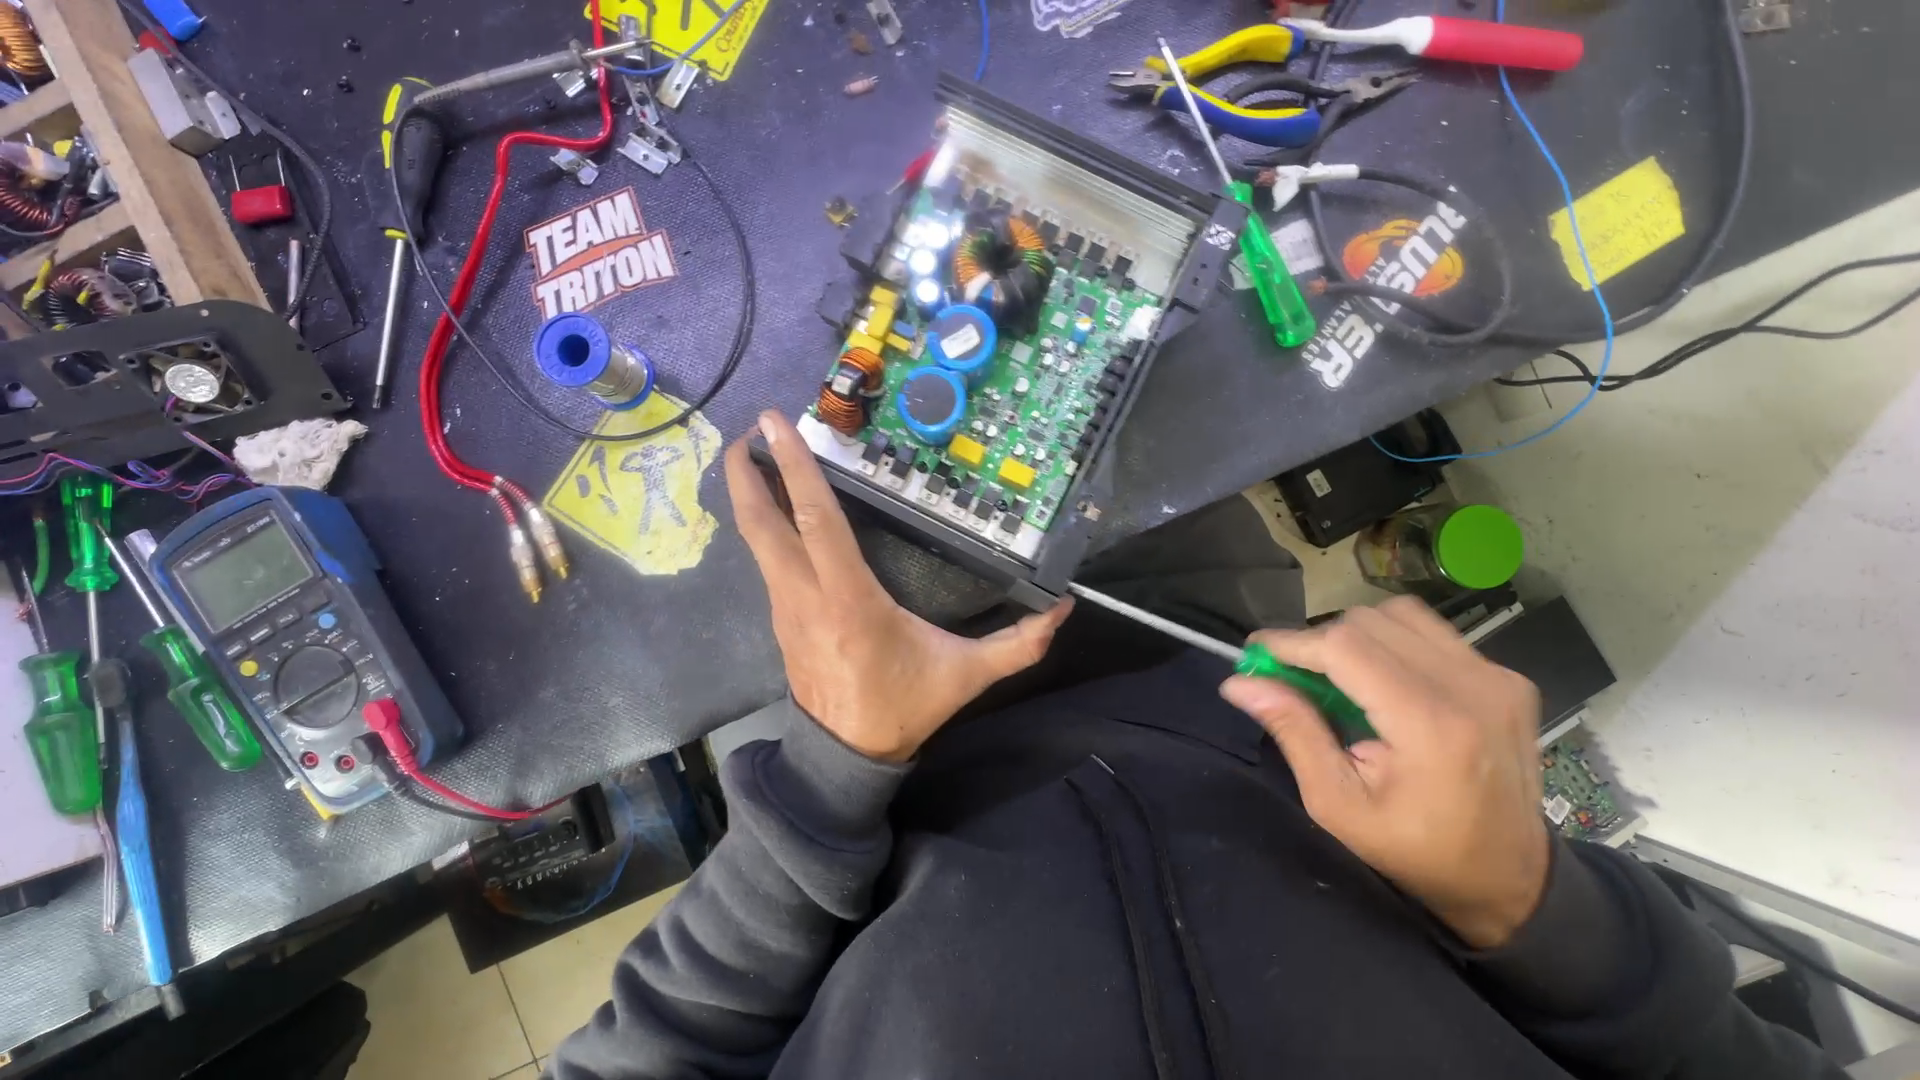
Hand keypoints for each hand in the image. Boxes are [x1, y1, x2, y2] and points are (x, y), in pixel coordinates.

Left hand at [726, 411, 1072, 762]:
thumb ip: (1018, 644)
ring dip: (750, 493)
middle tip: (750, 427)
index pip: (816, 521)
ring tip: (757, 451)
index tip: (773, 424)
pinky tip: (775, 506)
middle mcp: (805, 594)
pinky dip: (764, 522)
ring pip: (756, 539)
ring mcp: (785, 605)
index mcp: (848, 600)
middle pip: (762, 522)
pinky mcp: (780, 615)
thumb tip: (1065, 609)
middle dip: (748, 470)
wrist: (845, 757)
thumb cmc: (902, 707)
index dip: (795, 468)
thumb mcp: (966, 675)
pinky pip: (764, 558)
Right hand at [1220, 597, 1549, 947]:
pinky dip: (1394, 644)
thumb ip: (1294, 732)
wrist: (1509, 880)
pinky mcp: (1508, 678)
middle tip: (1294, 675)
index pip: (1345, 646)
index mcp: (1429, 724)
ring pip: (1399, 615)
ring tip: (1339, 677)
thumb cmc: (1414, 852)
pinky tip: (1384, 682)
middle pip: (1368, 622)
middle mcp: (1470, 686)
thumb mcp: (1337, 804)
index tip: (1254, 653)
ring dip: (1356, 636)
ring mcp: (1496, 678)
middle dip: (1319, 641)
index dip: (1291, 642)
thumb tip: (1239, 683)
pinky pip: (1432, 633)